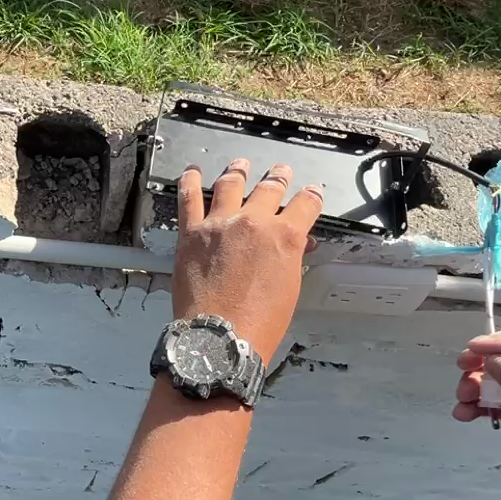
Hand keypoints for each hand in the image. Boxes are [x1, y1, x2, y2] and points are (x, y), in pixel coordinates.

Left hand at [171, 160, 323, 357]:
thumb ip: (290, 258)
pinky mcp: (191, 232)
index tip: (311, 192)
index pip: (305, 205)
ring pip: (230, 184)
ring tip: (240, 164)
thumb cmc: (257, 322)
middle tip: (280, 171)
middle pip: (269, 189)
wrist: (220, 335)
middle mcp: (253, 223)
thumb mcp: (288, 288)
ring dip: (237, 171)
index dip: (311, 196)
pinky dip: (189, 181)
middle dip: (278, 178)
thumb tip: (293, 247)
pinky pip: (189, 198)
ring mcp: (220, 224)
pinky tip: (191, 171)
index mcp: (285, 237)